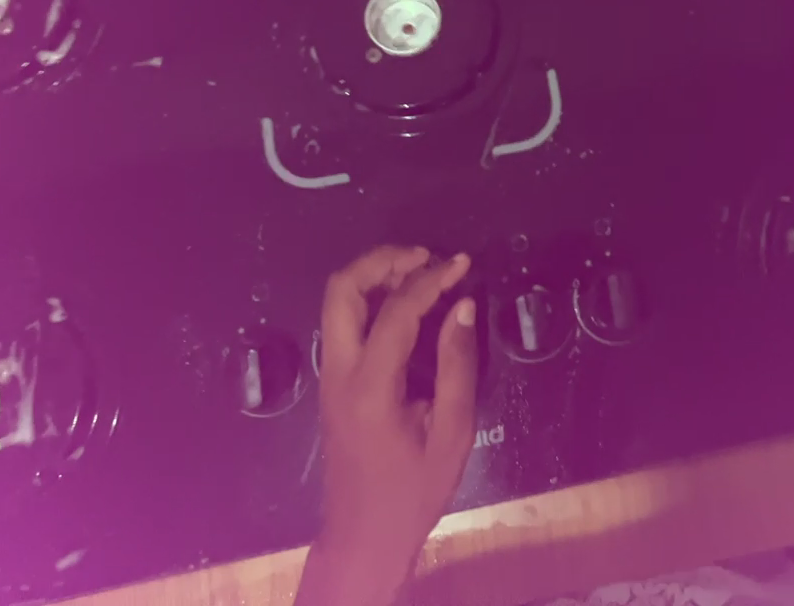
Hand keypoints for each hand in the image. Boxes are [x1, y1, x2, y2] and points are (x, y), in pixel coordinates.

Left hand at [296, 246, 477, 605]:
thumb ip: (457, 365)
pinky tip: (406, 300)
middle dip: (383, 260)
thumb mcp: (452, 434)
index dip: (431, 279)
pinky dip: (372, 295)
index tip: (462, 263)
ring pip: (337, 300)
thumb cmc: (413, 491)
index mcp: (370, 387)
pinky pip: (344, 319)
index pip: (396, 311)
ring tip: (421, 270)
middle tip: (426, 257)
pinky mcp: (333, 379)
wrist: (363, 537)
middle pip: (342, 289)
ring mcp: (330, 374)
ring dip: (375, 274)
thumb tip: (463, 305)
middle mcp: (339, 371)